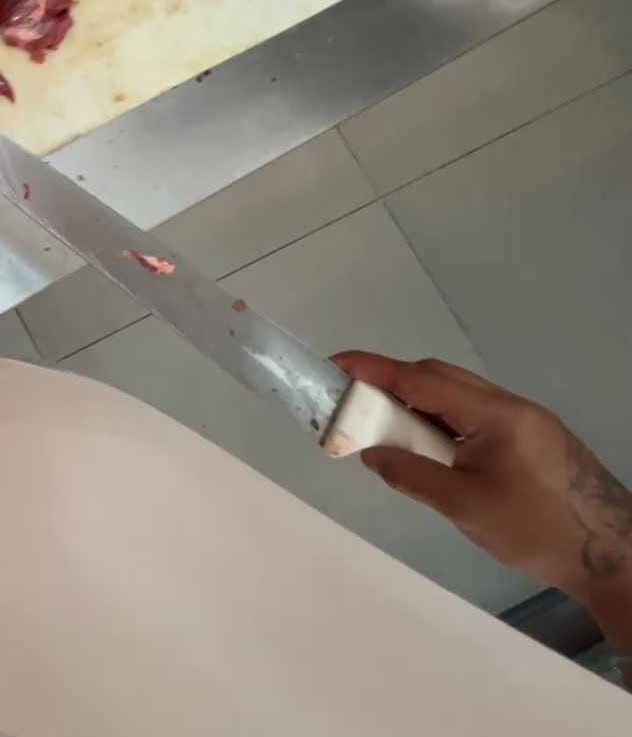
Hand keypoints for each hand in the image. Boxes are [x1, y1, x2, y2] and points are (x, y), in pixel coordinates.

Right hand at [335, 351, 631, 604]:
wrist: (623, 567)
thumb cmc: (541, 532)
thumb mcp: (462, 505)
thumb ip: (407, 472)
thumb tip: (370, 452)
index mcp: (499, 417)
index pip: (422, 379)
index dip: (372, 368)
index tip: (331, 365)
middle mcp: (514, 409)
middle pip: (437, 376)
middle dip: (388, 380)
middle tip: (349, 397)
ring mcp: (528, 423)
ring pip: (454, 392)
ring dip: (412, 399)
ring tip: (381, 423)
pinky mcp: (532, 439)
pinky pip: (470, 412)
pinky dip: (436, 416)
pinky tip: (424, 441)